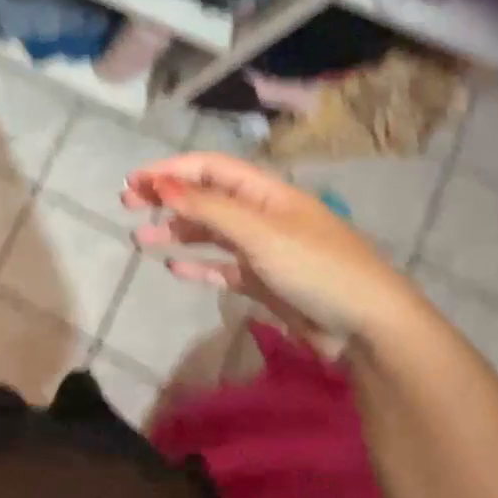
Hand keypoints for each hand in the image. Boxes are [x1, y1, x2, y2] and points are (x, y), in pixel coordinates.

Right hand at [121, 153, 425, 349]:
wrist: (370, 329)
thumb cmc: (316, 268)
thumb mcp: (259, 232)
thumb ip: (207, 207)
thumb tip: (160, 183)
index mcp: (267, 193)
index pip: (210, 168)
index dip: (170, 170)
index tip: (133, 182)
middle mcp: (263, 215)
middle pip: (205, 197)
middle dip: (166, 198)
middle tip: (127, 205)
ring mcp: (264, 249)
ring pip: (209, 233)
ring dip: (174, 232)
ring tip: (140, 242)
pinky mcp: (265, 282)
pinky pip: (222, 268)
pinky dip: (197, 266)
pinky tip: (174, 269)